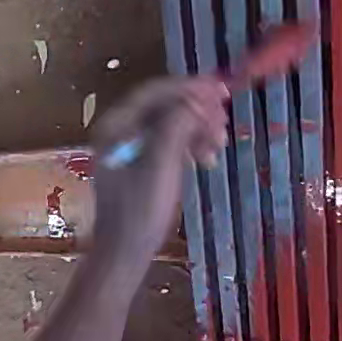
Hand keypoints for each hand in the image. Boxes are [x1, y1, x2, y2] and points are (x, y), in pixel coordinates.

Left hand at [88, 77, 228, 264]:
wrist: (125, 253)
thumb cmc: (140, 210)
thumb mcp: (162, 164)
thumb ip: (178, 124)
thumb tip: (197, 96)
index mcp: (116, 125)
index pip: (155, 91)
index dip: (189, 87)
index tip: (221, 89)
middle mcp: (119, 130)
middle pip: (164, 106)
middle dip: (197, 110)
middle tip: (224, 121)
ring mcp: (128, 147)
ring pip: (170, 124)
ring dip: (197, 129)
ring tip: (219, 145)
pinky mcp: (139, 164)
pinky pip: (168, 143)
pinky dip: (189, 146)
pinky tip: (207, 159)